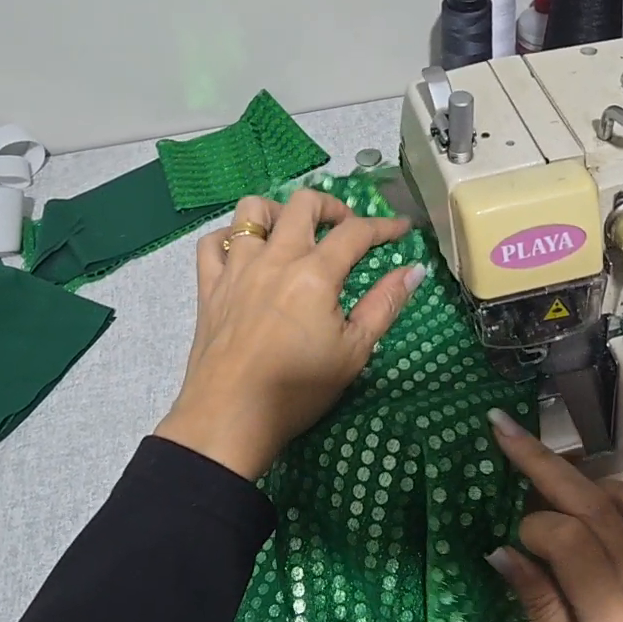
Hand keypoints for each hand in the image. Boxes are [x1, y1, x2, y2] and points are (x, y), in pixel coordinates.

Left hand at [155, 191, 424, 480]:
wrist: (229, 418)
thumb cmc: (298, 389)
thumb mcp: (354, 351)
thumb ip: (384, 305)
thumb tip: (413, 270)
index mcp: (314, 274)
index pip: (356, 232)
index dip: (384, 226)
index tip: (402, 228)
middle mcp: (274, 258)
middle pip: (303, 203)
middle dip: (332, 205)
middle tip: (346, 227)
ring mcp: (236, 269)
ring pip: (251, 210)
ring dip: (278, 211)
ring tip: (293, 232)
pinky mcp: (209, 286)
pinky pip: (212, 243)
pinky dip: (230, 237)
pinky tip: (246, 253)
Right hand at [485, 409, 622, 621]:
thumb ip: (540, 615)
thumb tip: (504, 550)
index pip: (570, 539)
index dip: (532, 527)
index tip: (515, 541)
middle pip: (597, 502)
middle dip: (544, 461)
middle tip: (505, 429)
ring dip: (590, 483)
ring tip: (560, 496)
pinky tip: (608, 512)